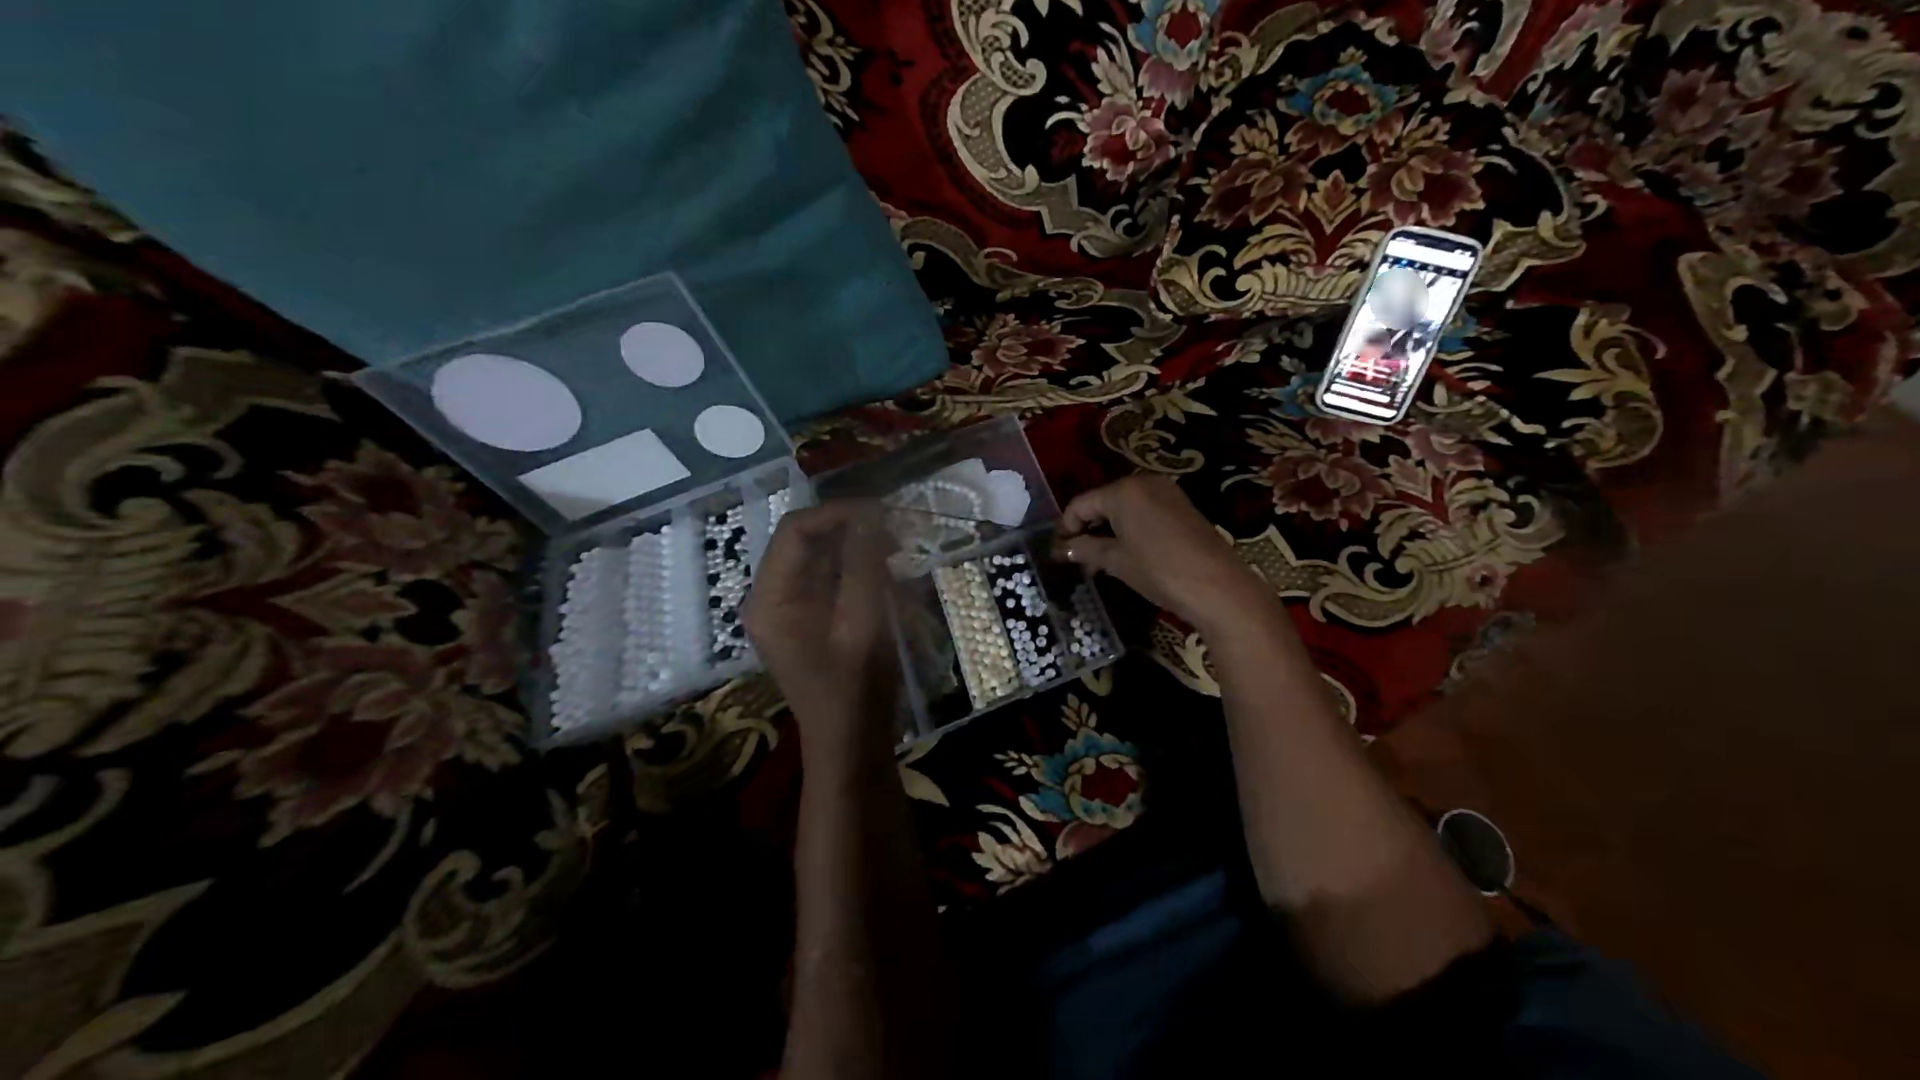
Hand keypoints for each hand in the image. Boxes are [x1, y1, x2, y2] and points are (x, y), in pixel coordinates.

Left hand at [745, 501, 897, 753]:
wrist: (851, 744)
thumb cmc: (855, 690)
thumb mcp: (864, 624)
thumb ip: (863, 565)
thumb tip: (869, 514)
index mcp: (770, 598)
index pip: (795, 530)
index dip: (838, 513)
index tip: (883, 513)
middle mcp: (770, 596)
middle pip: (806, 540)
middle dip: (851, 530)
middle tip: (897, 531)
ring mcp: (788, 607)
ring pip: (821, 556)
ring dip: (858, 549)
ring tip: (898, 552)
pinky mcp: (807, 618)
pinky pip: (830, 578)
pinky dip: (858, 571)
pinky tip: (888, 577)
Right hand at [1056, 475, 1267, 633]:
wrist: (1218, 587)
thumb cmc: (1159, 571)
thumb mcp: (1116, 561)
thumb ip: (1085, 549)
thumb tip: (1061, 549)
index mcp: (1123, 490)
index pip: (1080, 505)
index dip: (1065, 528)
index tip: (1057, 552)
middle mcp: (1144, 482)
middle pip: (1103, 502)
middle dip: (1087, 528)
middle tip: (1077, 558)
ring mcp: (1166, 492)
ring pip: (1124, 507)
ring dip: (1108, 530)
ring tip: (1099, 559)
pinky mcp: (1182, 506)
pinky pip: (1144, 511)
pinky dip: (1130, 528)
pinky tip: (1126, 553)